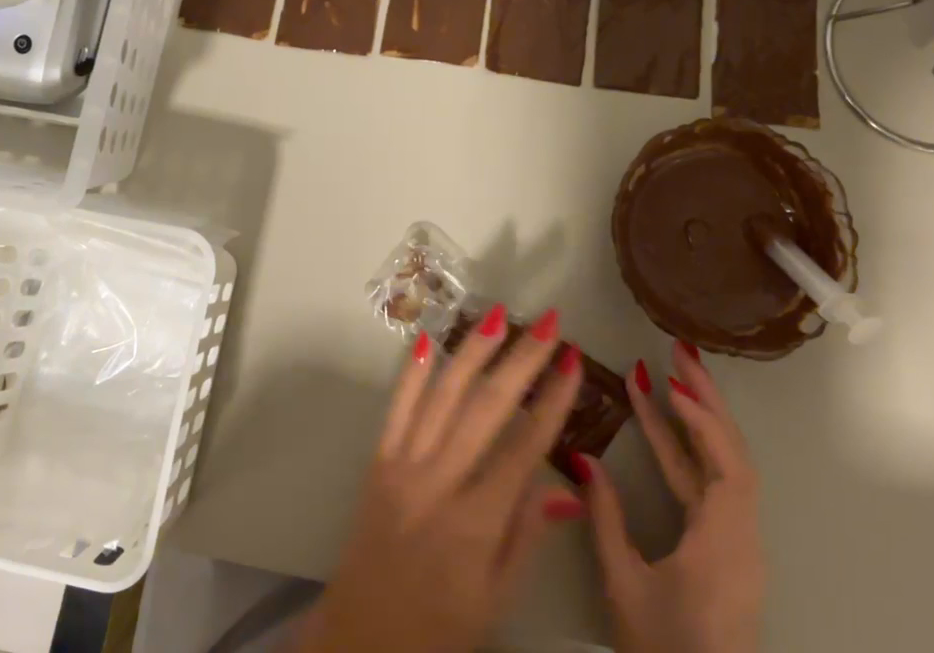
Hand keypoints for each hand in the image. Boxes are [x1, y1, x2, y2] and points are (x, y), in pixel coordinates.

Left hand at [292, 305, 585, 652]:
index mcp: (476, 520)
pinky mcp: (377, 462)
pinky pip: (396, 409)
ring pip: (442, 396)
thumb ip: (528, 536)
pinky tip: (429, 340)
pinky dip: (414, 373)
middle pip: (486, 407)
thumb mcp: (496, 597)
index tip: (573, 361)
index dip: (552, 399)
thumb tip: (567, 485)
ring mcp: (402, 466)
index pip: (524, 445)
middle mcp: (438, 481)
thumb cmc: (439, 627)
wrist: (361, 638)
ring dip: (472, 351)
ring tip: (499, 314)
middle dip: (521, 359)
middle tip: (549, 321)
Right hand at [577, 342, 764, 652]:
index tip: (669, 382)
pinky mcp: (728, 550)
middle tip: (679, 353)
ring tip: (666, 377)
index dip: (700, 419)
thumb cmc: (664, 648)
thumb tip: (581, 458)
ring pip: (722, 467)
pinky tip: (666, 433)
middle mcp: (742, 534)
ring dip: (696, 421)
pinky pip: (714, 486)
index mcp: (723, 541)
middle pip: (731, 453)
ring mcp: (739, 542)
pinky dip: (692, 451)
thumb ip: (605, 519)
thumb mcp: (624, 584)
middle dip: (705, 400)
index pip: (725, 464)